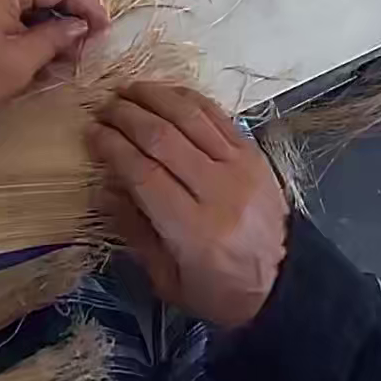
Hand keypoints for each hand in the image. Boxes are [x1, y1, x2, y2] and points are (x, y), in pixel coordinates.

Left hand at [0, 0, 107, 168]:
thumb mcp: (16, 64)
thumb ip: (54, 38)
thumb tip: (80, 27)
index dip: (87, 6)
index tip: (107, 32)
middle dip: (62, 16)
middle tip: (82, 51)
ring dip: (37, 24)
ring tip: (56, 58)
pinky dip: (12, 27)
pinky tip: (22, 54)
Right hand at [88, 82, 288, 327]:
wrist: (289, 287)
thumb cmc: (220, 290)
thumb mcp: (168, 279)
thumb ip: (133, 230)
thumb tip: (102, 187)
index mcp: (195, 231)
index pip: (143, 174)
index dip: (112, 147)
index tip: (91, 133)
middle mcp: (219, 192)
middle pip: (162, 138)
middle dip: (125, 116)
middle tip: (102, 108)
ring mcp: (240, 168)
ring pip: (188, 117)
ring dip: (152, 97)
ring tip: (127, 90)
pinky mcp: (253, 152)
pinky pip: (215, 114)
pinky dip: (186, 97)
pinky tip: (163, 92)